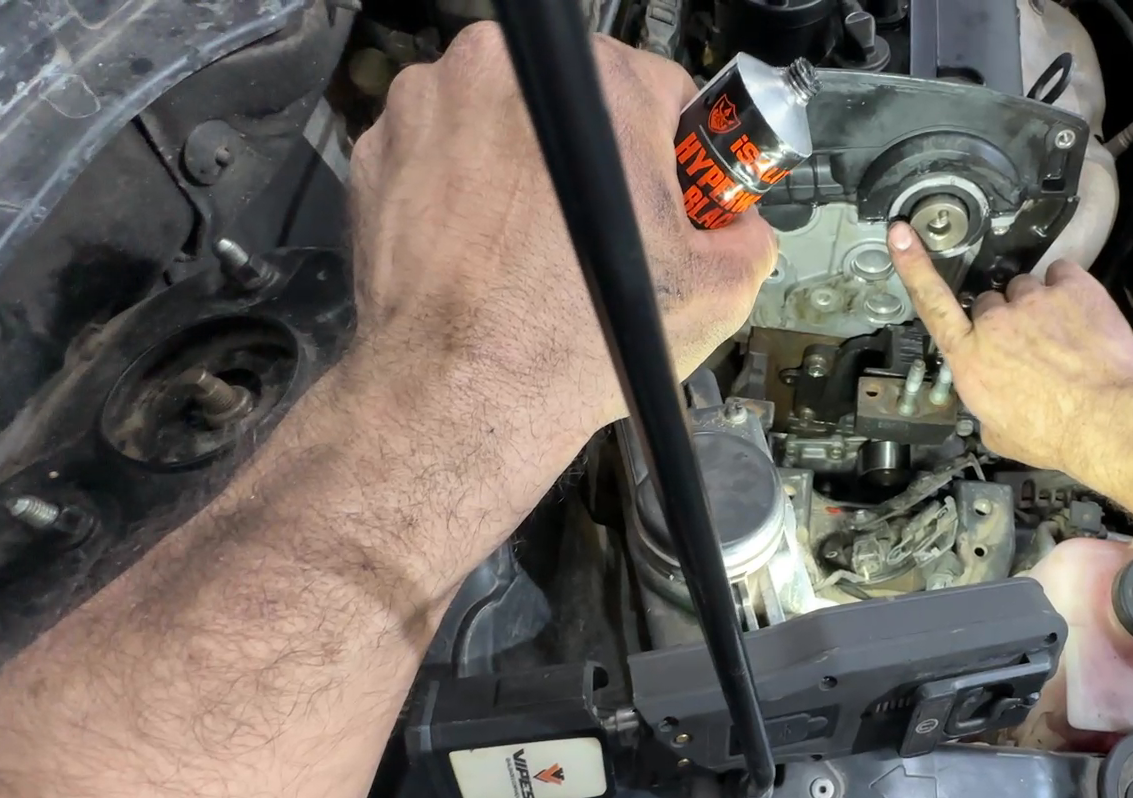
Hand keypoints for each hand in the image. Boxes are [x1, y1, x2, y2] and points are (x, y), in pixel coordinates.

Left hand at [346, 25, 775, 457]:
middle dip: (605, 167)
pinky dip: (476, 196)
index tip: (670, 206)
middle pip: (586, 111)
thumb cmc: (578, 339)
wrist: (469, 390)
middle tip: (607, 243)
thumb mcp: (718, 295)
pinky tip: (497, 255)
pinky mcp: (382, 152)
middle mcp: (507, 72)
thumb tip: (743, 229)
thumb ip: (751, 240)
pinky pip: (452, 157)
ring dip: (537, 177)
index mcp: (603, 89)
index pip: (668, 96)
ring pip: (515, 129)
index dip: (679, 162)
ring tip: (547, 256)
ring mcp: (432, 107)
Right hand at [887, 221, 1132, 474]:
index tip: (900, 233)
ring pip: (1026, 288)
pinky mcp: (1071, 288)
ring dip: (1038, 306)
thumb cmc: (1051, 433)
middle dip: (1004, 320)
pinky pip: (1061, 274)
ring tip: (1060, 340)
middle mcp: (994, 323)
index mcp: (969, 359)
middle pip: (988, 303)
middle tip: (1030, 348)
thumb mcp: (997, 432)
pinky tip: (1078, 319)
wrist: (1104, 422)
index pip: (931, 303)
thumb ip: (985, 405)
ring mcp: (1032, 300)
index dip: (913, 266)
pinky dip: (1068, 291)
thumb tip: (990, 401)